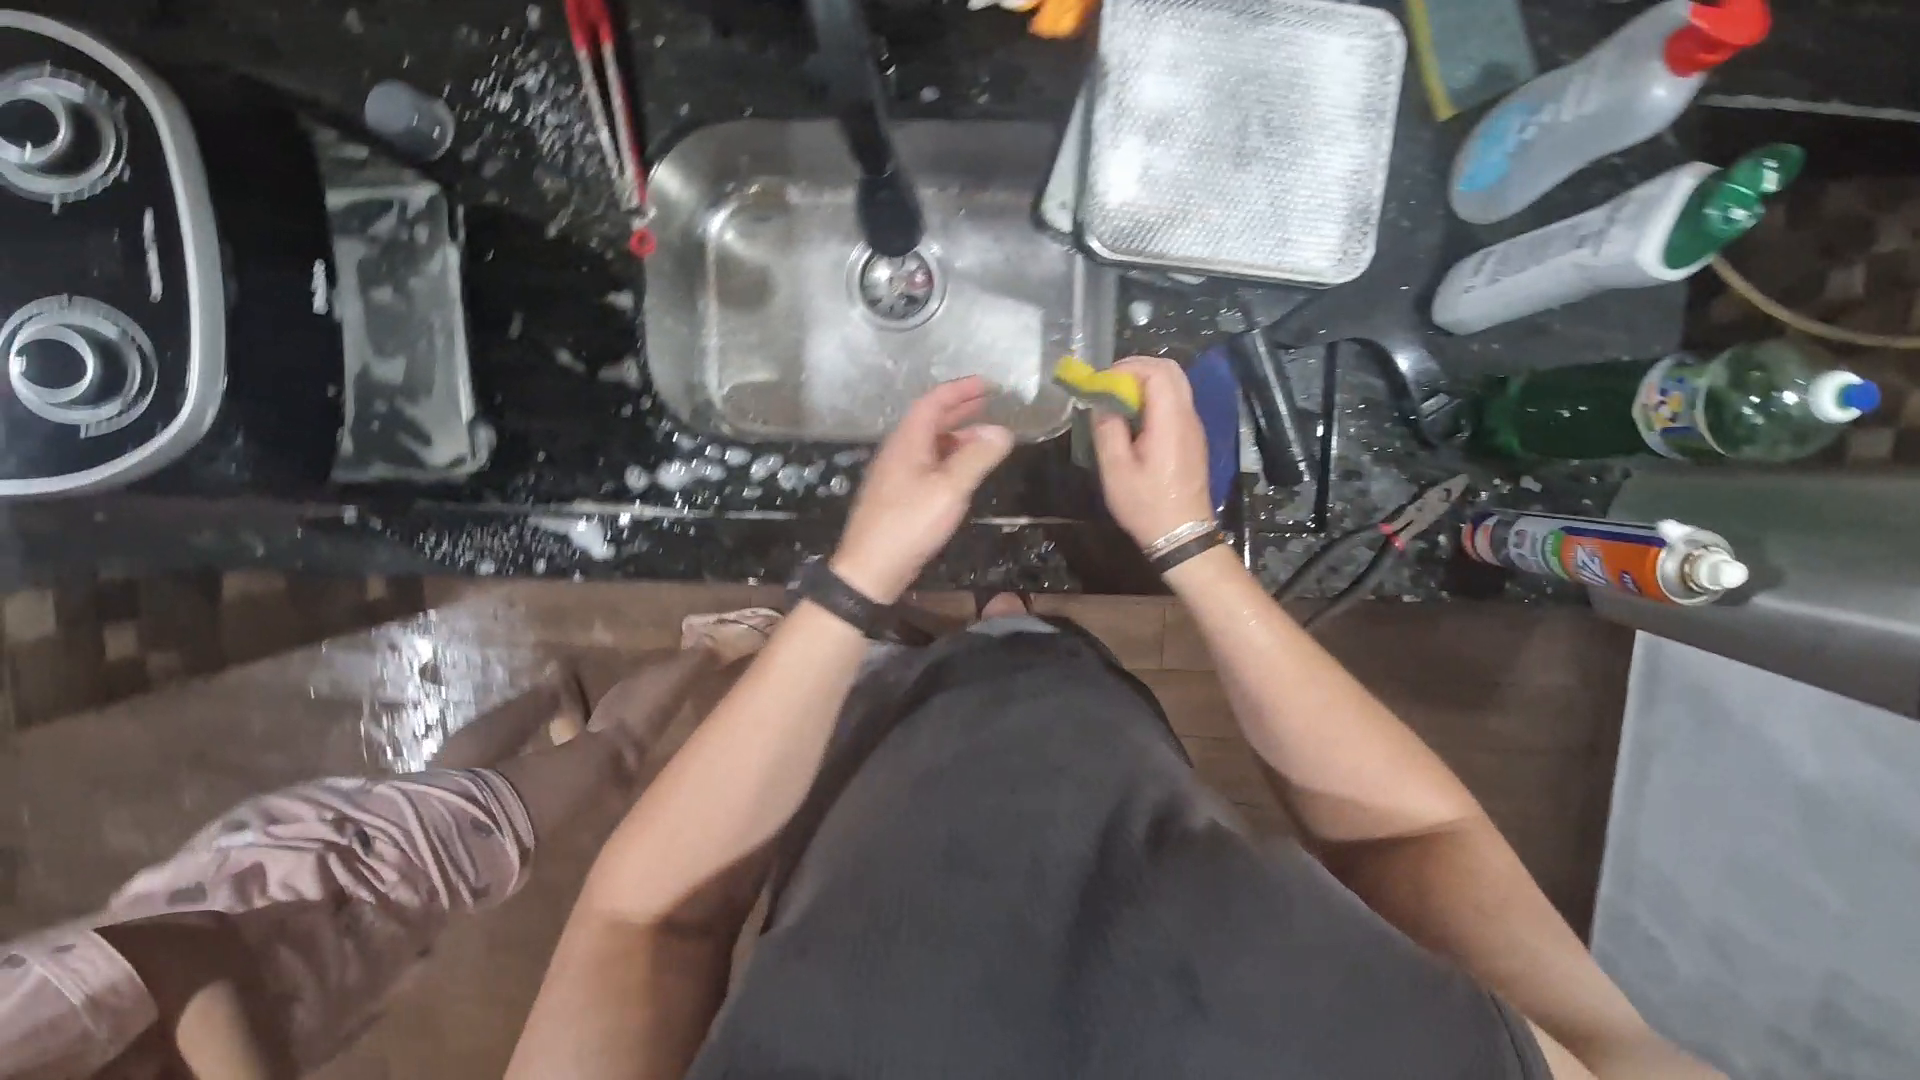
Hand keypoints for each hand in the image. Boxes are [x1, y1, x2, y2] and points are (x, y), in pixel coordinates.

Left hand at [831, 377, 1013, 602]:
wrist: (870, 569)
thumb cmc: (909, 524)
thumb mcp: (950, 489)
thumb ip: (977, 458)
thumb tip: (1003, 430)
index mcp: (907, 442)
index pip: (933, 402)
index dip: (960, 390)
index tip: (987, 384)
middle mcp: (898, 451)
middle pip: (929, 420)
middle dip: (959, 409)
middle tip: (988, 402)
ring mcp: (895, 474)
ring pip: (928, 443)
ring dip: (956, 434)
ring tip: (984, 435)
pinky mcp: (898, 495)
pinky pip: (926, 463)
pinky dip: (948, 456)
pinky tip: (962, 470)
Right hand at [1090, 356, 1214, 548]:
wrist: (1182, 535)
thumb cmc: (1146, 505)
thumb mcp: (1116, 470)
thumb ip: (1108, 429)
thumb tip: (1103, 403)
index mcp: (1170, 421)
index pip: (1157, 372)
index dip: (1128, 367)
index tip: (1102, 382)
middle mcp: (1188, 417)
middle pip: (1171, 371)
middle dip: (1137, 369)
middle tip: (1109, 384)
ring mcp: (1194, 428)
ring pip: (1176, 386)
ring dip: (1146, 384)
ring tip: (1117, 401)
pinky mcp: (1192, 439)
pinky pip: (1176, 404)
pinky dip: (1154, 399)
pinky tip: (1133, 420)